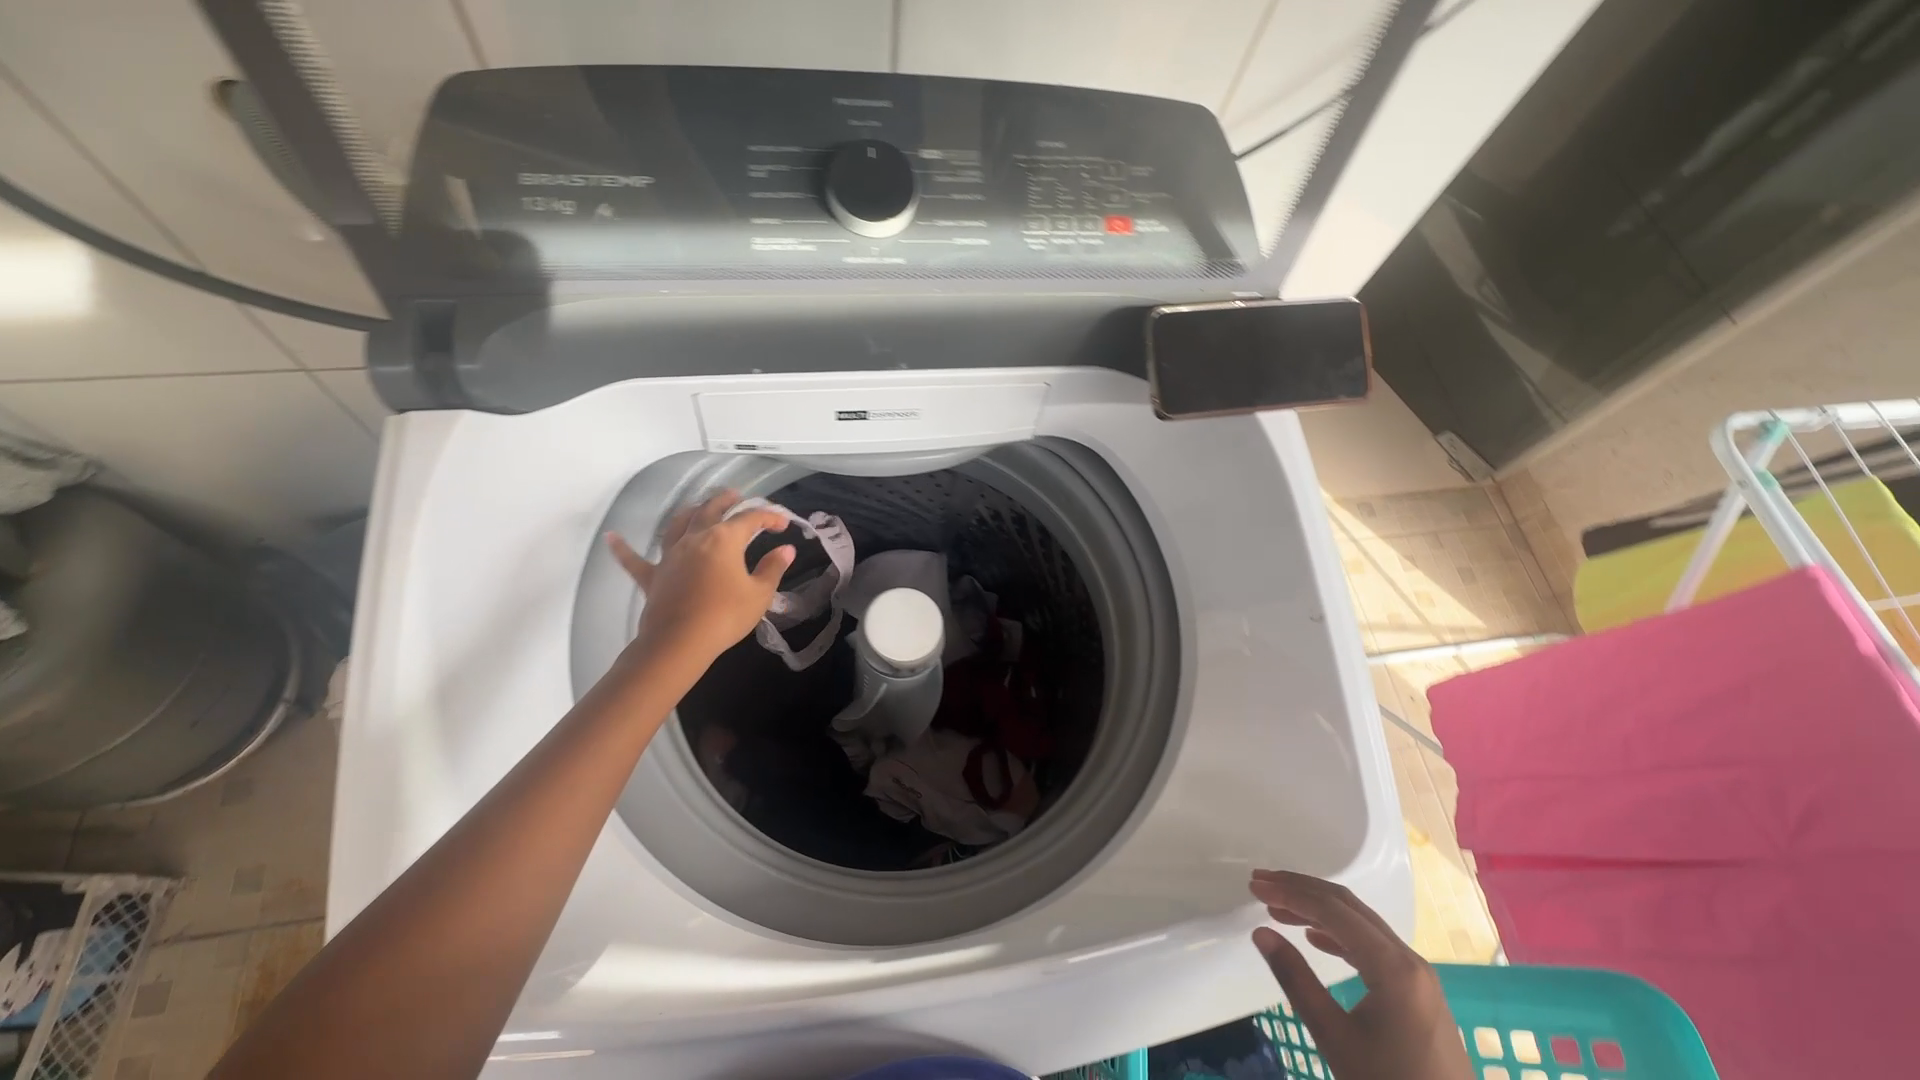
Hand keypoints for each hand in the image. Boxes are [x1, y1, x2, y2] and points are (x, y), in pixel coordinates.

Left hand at [606, 490, 795, 664]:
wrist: (681, 641)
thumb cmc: (726, 615)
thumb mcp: (760, 594)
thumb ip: (773, 568)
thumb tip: (786, 550)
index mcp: (724, 539)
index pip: (750, 518)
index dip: (769, 517)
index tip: (782, 525)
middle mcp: (695, 539)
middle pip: (710, 510)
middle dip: (726, 500)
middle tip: (737, 496)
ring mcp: (670, 556)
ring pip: (677, 524)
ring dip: (689, 511)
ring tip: (698, 506)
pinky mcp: (652, 576)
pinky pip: (633, 560)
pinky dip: (622, 548)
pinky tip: (611, 536)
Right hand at [1249, 870, 1471, 1079]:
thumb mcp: (1334, 1037)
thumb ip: (1296, 980)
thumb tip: (1261, 933)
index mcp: (1392, 966)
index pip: (1333, 911)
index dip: (1291, 893)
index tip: (1254, 887)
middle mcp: (1409, 959)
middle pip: (1349, 907)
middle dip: (1302, 891)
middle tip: (1260, 884)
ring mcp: (1417, 974)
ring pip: (1362, 923)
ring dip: (1319, 909)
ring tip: (1278, 908)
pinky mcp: (1417, 990)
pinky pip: (1373, 945)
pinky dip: (1339, 933)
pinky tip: (1316, 938)